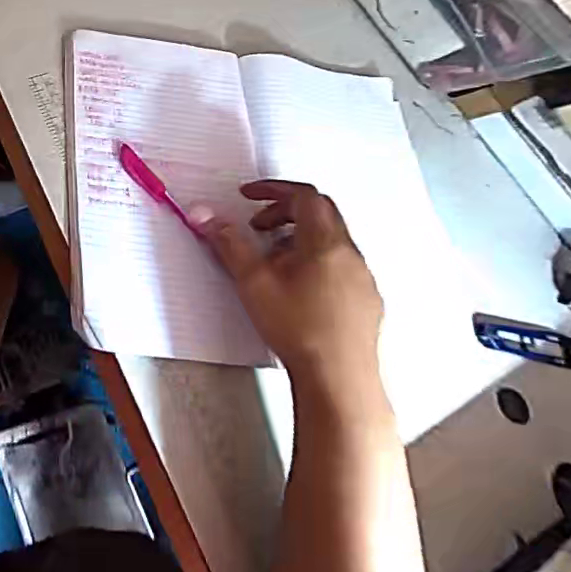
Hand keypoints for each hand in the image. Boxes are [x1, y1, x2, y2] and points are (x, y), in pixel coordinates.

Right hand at [191, 181, 382, 382]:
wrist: (340, 382)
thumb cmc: (298, 328)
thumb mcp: (252, 281)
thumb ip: (228, 242)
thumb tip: (203, 214)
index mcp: (325, 242)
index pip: (303, 195)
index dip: (273, 189)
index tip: (249, 195)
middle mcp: (350, 254)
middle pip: (320, 213)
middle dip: (284, 211)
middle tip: (257, 224)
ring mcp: (362, 279)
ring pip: (330, 240)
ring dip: (298, 237)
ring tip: (271, 259)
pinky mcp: (366, 302)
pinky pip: (340, 265)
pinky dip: (315, 260)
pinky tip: (295, 287)